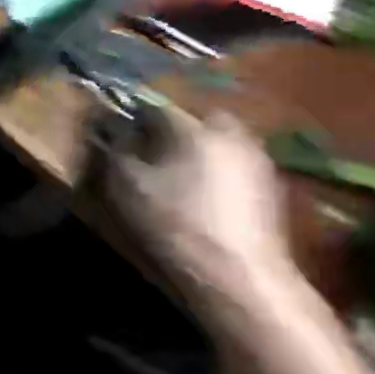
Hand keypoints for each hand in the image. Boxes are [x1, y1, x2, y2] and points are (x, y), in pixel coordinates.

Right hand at [105, 105, 297, 315]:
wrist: (232, 267)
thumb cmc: (168, 216)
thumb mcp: (123, 179)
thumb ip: (115, 145)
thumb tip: (109, 124)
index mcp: (195, 130)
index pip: (157, 106)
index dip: (129, 112)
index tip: (108, 124)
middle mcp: (233, 137)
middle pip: (198, 117)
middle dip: (170, 124)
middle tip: (141, 142)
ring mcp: (256, 161)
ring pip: (218, 138)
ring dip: (192, 144)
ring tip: (164, 165)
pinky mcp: (266, 186)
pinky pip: (230, 160)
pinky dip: (209, 163)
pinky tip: (191, 186)